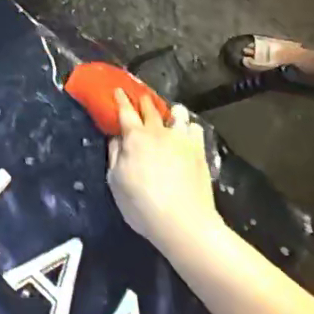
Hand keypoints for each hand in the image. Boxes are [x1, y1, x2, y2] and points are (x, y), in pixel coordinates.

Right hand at [106, 90, 221, 249]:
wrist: (184, 222)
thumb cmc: (142, 204)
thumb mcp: (115, 181)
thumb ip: (114, 155)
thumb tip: (116, 137)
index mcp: (134, 137)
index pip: (125, 111)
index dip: (120, 99)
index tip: (118, 90)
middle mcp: (158, 132)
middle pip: (150, 107)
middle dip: (143, 99)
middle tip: (139, 96)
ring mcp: (182, 139)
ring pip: (177, 113)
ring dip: (169, 111)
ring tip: (168, 115)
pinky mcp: (199, 150)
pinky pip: (195, 128)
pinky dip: (188, 127)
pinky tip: (186, 134)